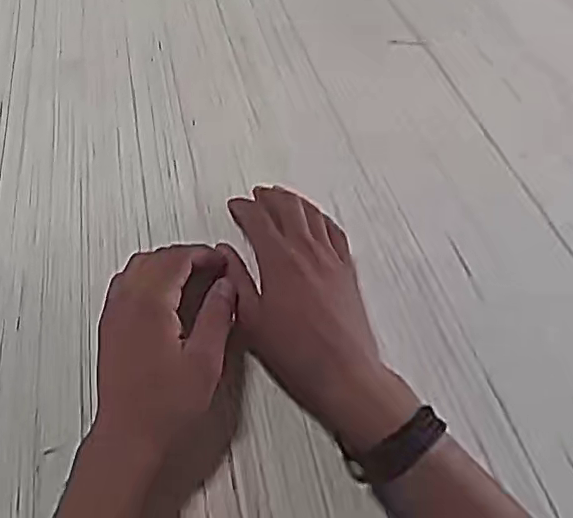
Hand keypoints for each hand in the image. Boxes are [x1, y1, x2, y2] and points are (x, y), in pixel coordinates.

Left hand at [92, 245, 238, 456]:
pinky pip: (127, 282)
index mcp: (149, 302)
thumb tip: (225, 288)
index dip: (203, 254)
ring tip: (192, 276)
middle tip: (212, 266)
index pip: (177, 258)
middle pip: (157, 258)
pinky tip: (165, 293)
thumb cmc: (161, 409)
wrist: (127, 438)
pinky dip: (148, 276)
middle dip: (186, 255)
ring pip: (139, 266)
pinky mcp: (109, 325)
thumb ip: (217, 316)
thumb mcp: (205, 362)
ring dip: (166, 264)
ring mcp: (114, 312)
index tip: (221, 260)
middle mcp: (126, 301)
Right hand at [221, 187, 419, 452]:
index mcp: (279, 260)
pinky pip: (334, 230)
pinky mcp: (347, 270)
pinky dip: (321, 217)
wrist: (345, 376)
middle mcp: (306, 252)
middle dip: (268, 196)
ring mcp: (330, 258)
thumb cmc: (299, 355)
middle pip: (286, 206)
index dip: (243, 207)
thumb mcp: (252, 320)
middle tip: (257, 195)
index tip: (236, 206)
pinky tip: (317, 219)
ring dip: (293, 200)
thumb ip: (236, 280)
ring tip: (282, 197)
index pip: (257, 218)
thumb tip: (225, 255)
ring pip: (311, 213)